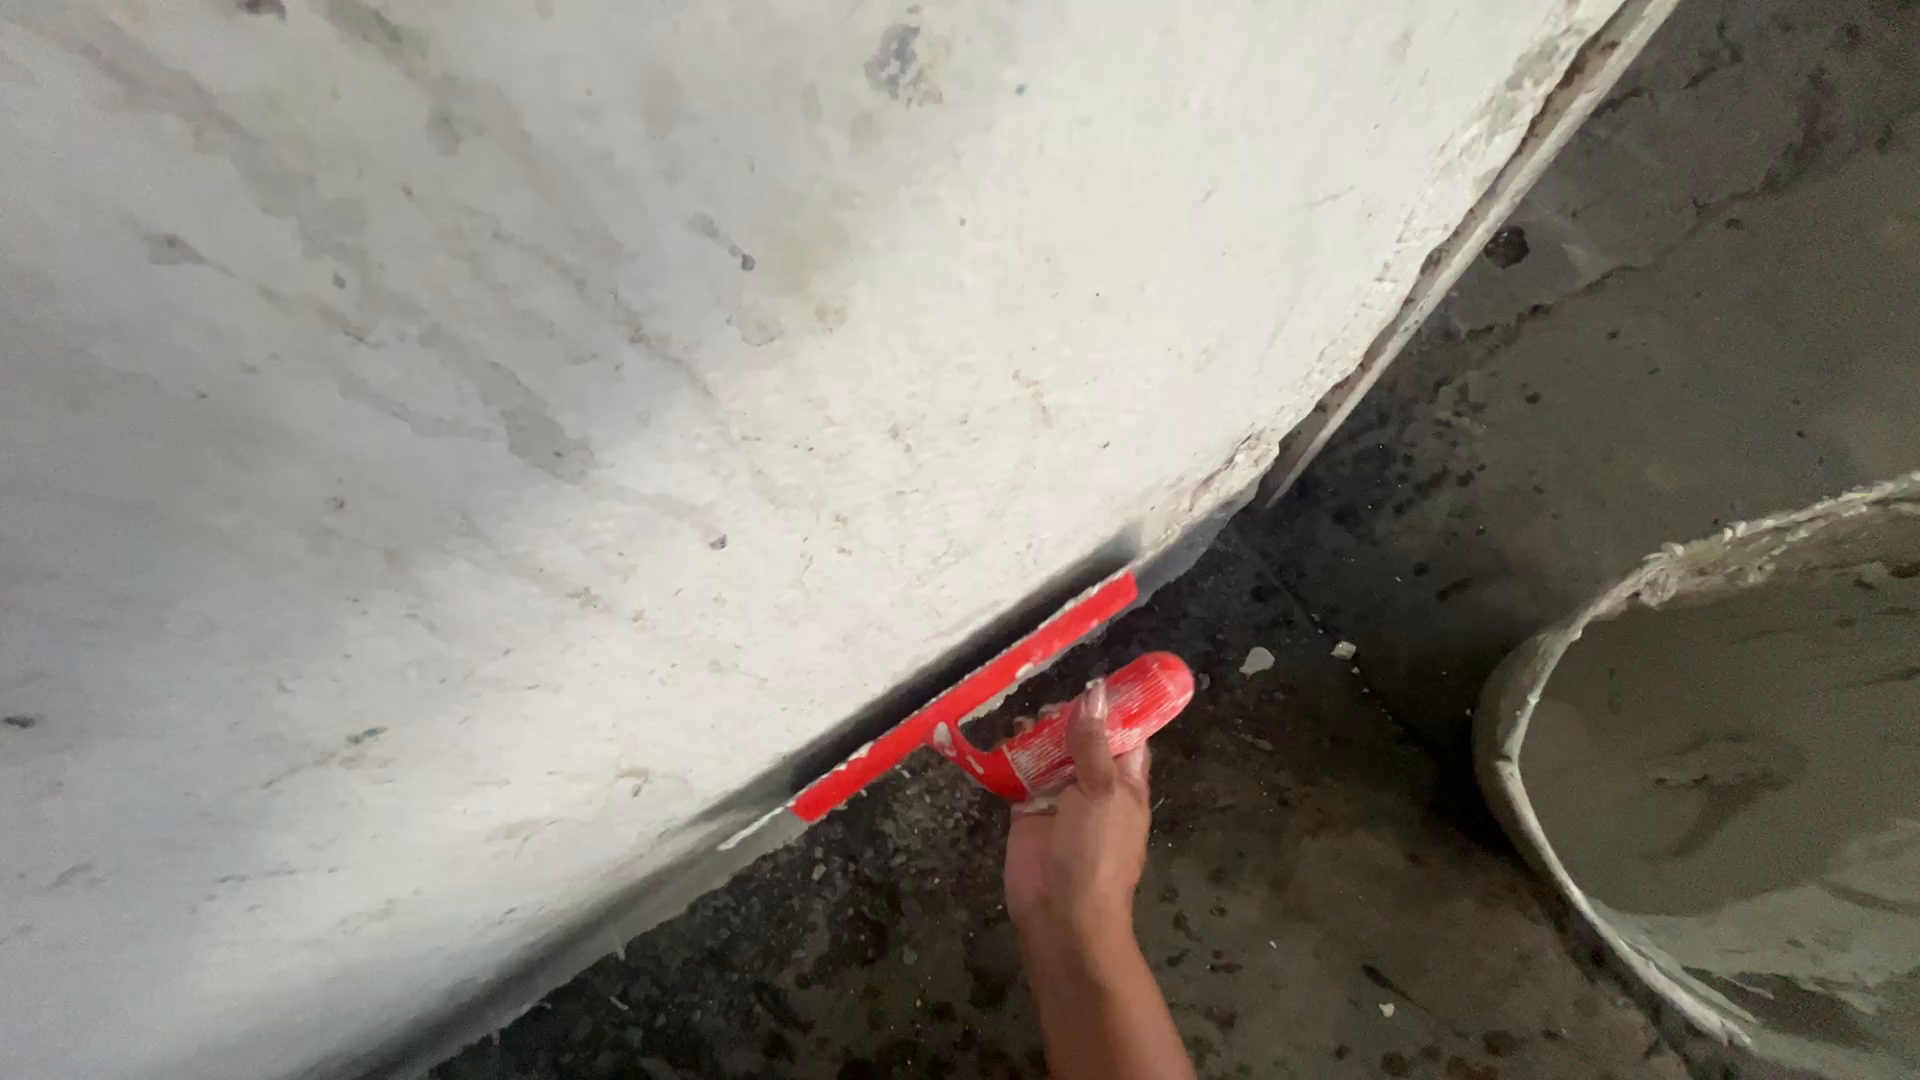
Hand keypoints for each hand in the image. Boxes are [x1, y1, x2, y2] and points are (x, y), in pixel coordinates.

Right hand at [1003, 678, 1152, 949]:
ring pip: (1049, 752)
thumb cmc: (1096, 852)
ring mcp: (1059, 797)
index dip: (1115, 710)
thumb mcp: (1102, 791)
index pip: (1126, 736)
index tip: (1097, 680)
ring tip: (1024, 719)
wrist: (1062, 913)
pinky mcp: (1028, 808)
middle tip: (1050, 705)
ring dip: (1037, 733)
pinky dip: (1010, 755)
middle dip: (1067, 718)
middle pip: (1082, 739)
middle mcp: (1093, 785)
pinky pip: (1019, 773)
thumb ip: (1093, 742)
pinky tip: (1003, 739)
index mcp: (1125, 782)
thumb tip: (1094, 693)